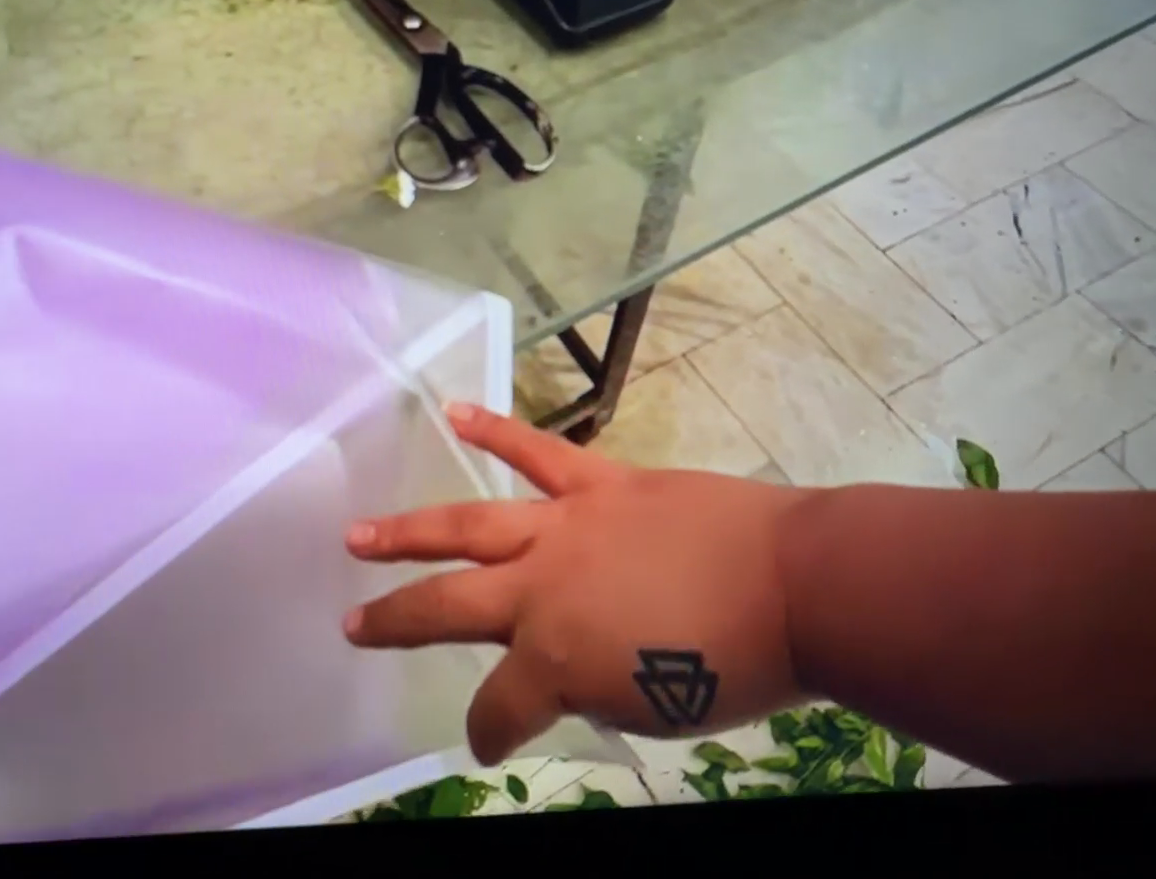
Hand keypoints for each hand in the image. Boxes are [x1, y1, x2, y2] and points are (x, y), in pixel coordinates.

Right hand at [343, 403, 815, 764]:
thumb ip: (592, 686)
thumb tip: (566, 672)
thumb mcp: (655, 707)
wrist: (803, 587)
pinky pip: (536, 451)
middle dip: (395, 620)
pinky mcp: (597, 485)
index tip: (489, 743)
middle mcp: (539, 588)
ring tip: (359, 534)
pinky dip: (493, 430)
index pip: (499, 705)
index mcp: (556, 657)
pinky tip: (451, 412)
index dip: (489, 731)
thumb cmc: (739, 665)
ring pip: (466, 525)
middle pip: (447, 605)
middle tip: (352, 623)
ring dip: (406, 532)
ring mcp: (562, 528)